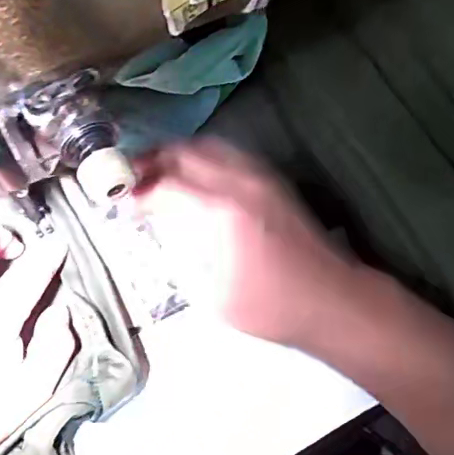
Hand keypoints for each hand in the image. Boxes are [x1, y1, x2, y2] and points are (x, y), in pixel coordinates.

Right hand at [134, 138, 370, 351]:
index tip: (119, 200)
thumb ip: (188, 254)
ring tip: (157, 174)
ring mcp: (262, 178)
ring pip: (209, 146)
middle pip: (185, 152)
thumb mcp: (215, 295)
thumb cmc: (274, 308)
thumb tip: (170, 231)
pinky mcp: (276, 182)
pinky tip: (195, 179)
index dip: (138, 190)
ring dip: (178, 155)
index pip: (166, 185)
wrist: (334, 300)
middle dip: (152, 161)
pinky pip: (231, 156)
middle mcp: (241, 182)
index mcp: (223, 211)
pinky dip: (204, 159)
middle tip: (130, 177)